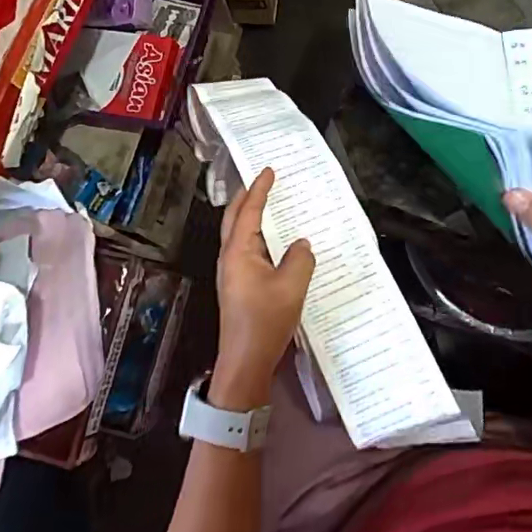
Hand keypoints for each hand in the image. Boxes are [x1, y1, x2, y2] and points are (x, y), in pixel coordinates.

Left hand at [213, 168, 313, 408]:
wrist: (245, 361)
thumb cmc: (265, 321)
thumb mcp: (292, 286)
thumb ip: (300, 258)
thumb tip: (301, 244)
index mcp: (238, 252)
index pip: (249, 211)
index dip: (260, 189)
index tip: (268, 170)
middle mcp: (230, 258)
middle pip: (235, 219)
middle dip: (247, 197)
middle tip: (262, 180)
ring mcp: (232, 273)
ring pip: (240, 235)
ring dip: (252, 217)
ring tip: (270, 204)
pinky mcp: (239, 285)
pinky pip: (249, 250)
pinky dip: (260, 237)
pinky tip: (276, 242)